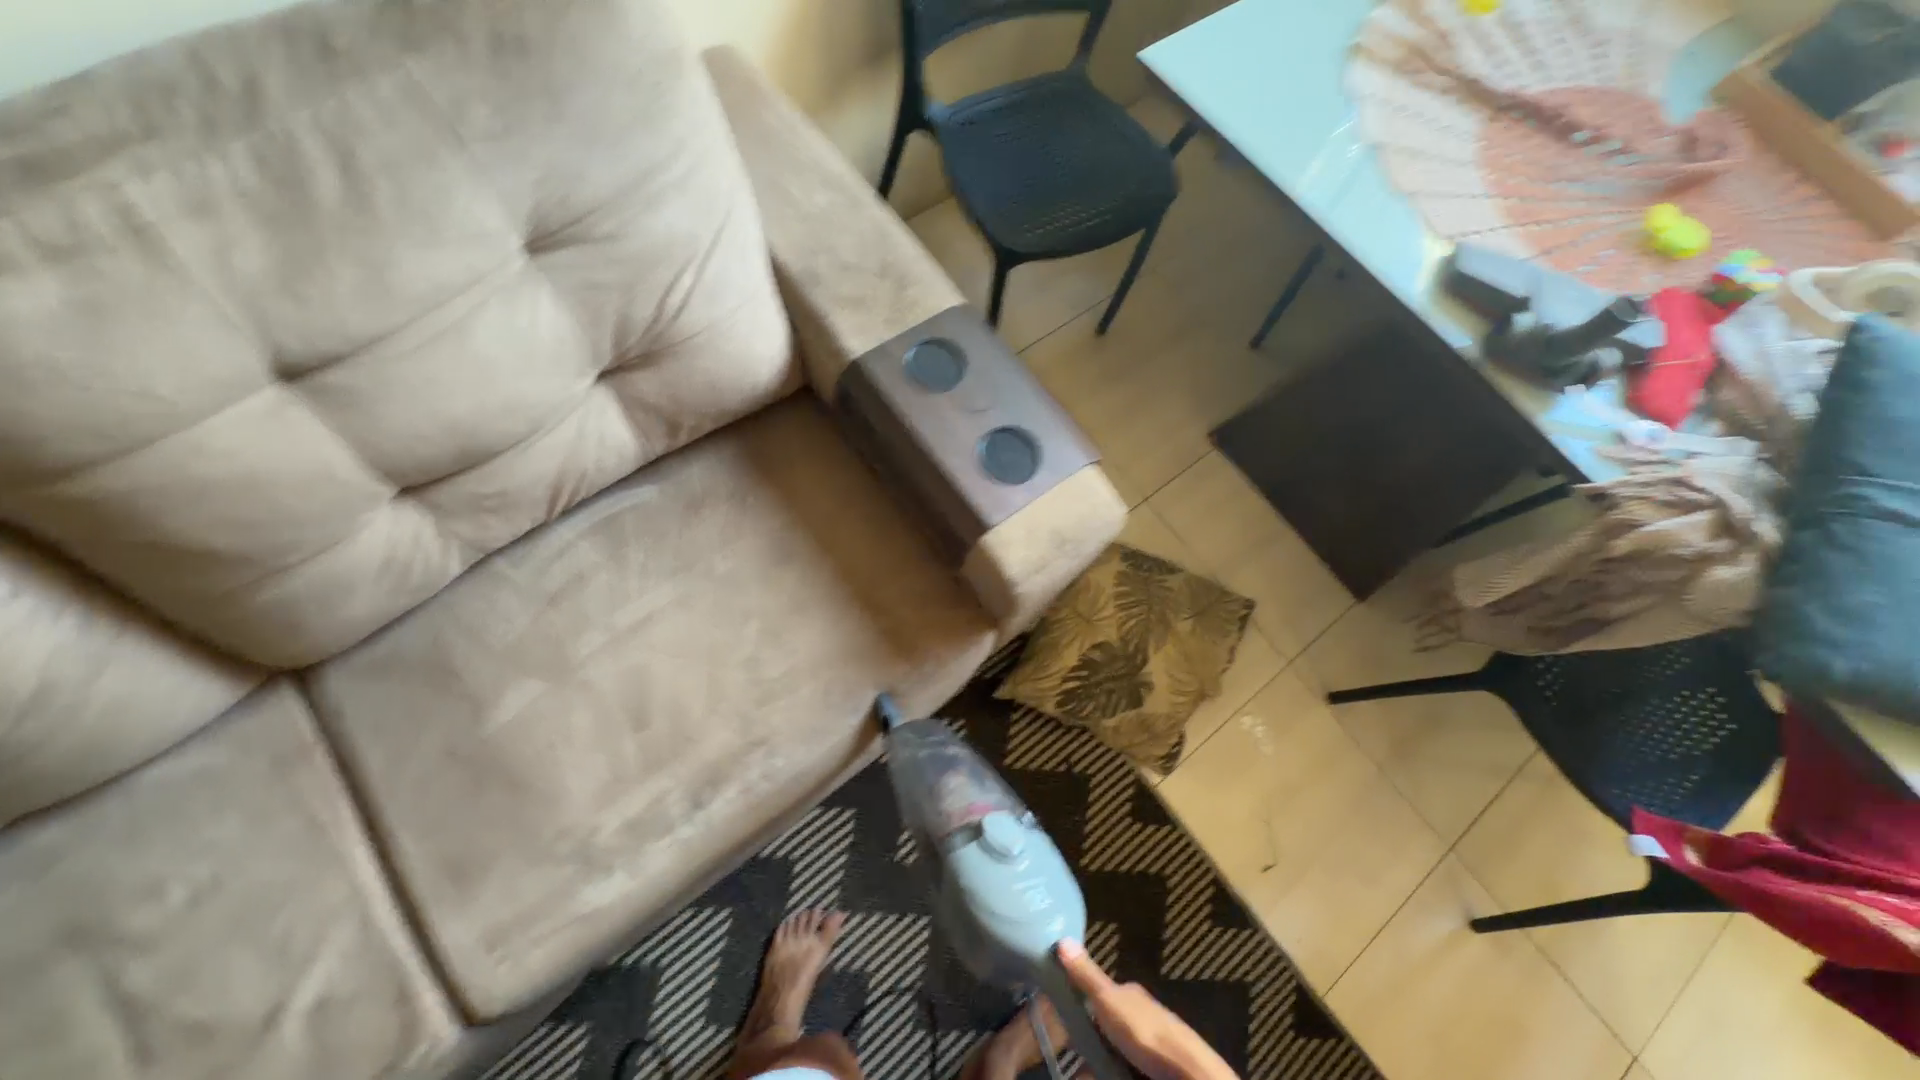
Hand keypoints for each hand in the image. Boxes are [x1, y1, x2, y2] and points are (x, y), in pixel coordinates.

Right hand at [1054, 940, 1240, 1079]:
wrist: (1187, 1070)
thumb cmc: (1144, 1031)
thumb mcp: (1109, 1001)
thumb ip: (1087, 976)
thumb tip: (1062, 938)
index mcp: (1131, 993)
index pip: (1101, 992)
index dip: (1082, 1005)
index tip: (1064, 1023)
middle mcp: (1143, 1011)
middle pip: (1110, 1022)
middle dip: (1093, 1037)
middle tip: (1073, 1054)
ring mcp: (1153, 1039)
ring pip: (1120, 1046)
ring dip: (1105, 1057)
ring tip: (1087, 1070)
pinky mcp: (1157, 1063)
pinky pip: (1131, 1063)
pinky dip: (1119, 1068)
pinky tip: (1111, 1073)